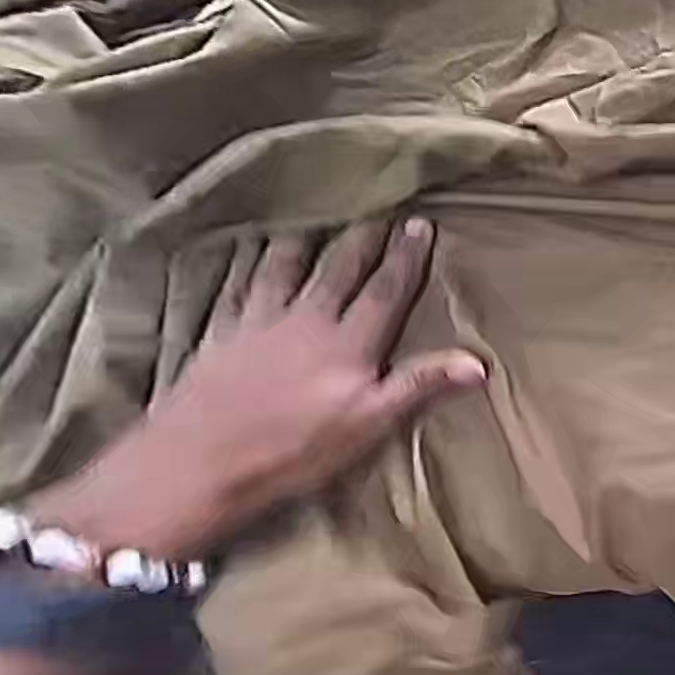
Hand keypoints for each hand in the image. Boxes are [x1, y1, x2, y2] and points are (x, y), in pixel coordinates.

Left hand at [27, 216, 485, 556]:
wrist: (196, 463)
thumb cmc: (296, 448)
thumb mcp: (371, 423)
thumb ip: (421, 385)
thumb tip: (479, 363)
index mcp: (348, 343)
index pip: (385, 292)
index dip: (405, 259)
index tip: (419, 225)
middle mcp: (305, 321)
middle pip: (338, 270)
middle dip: (362, 240)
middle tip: (375, 211)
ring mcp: (258, 324)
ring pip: (284, 268)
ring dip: (304, 242)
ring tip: (313, 220)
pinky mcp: (220, 335)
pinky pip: (236, 285)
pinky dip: (246, 263)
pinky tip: (246, 252)